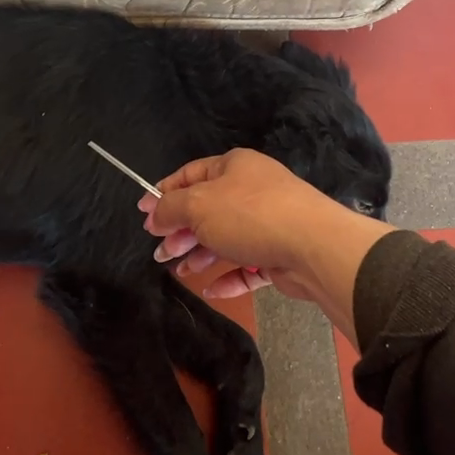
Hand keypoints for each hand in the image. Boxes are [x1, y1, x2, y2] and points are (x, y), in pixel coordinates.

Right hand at [139, 148, 392, 338]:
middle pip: (207, 209)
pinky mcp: (280, 253)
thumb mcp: (199, 204)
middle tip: (160, 251)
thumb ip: (170, 208)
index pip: (191, 174)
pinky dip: (229, 276)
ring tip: (180, 271)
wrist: (312, 244)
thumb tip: (154, 214)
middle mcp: (252, 189)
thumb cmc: (249, 214)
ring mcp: (269, 221)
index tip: (142, 215)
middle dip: (181, 230)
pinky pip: (248, 265)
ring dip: (200, 254)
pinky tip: (212, 289)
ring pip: (227, 238)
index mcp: (234, 166)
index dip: (164, 193)